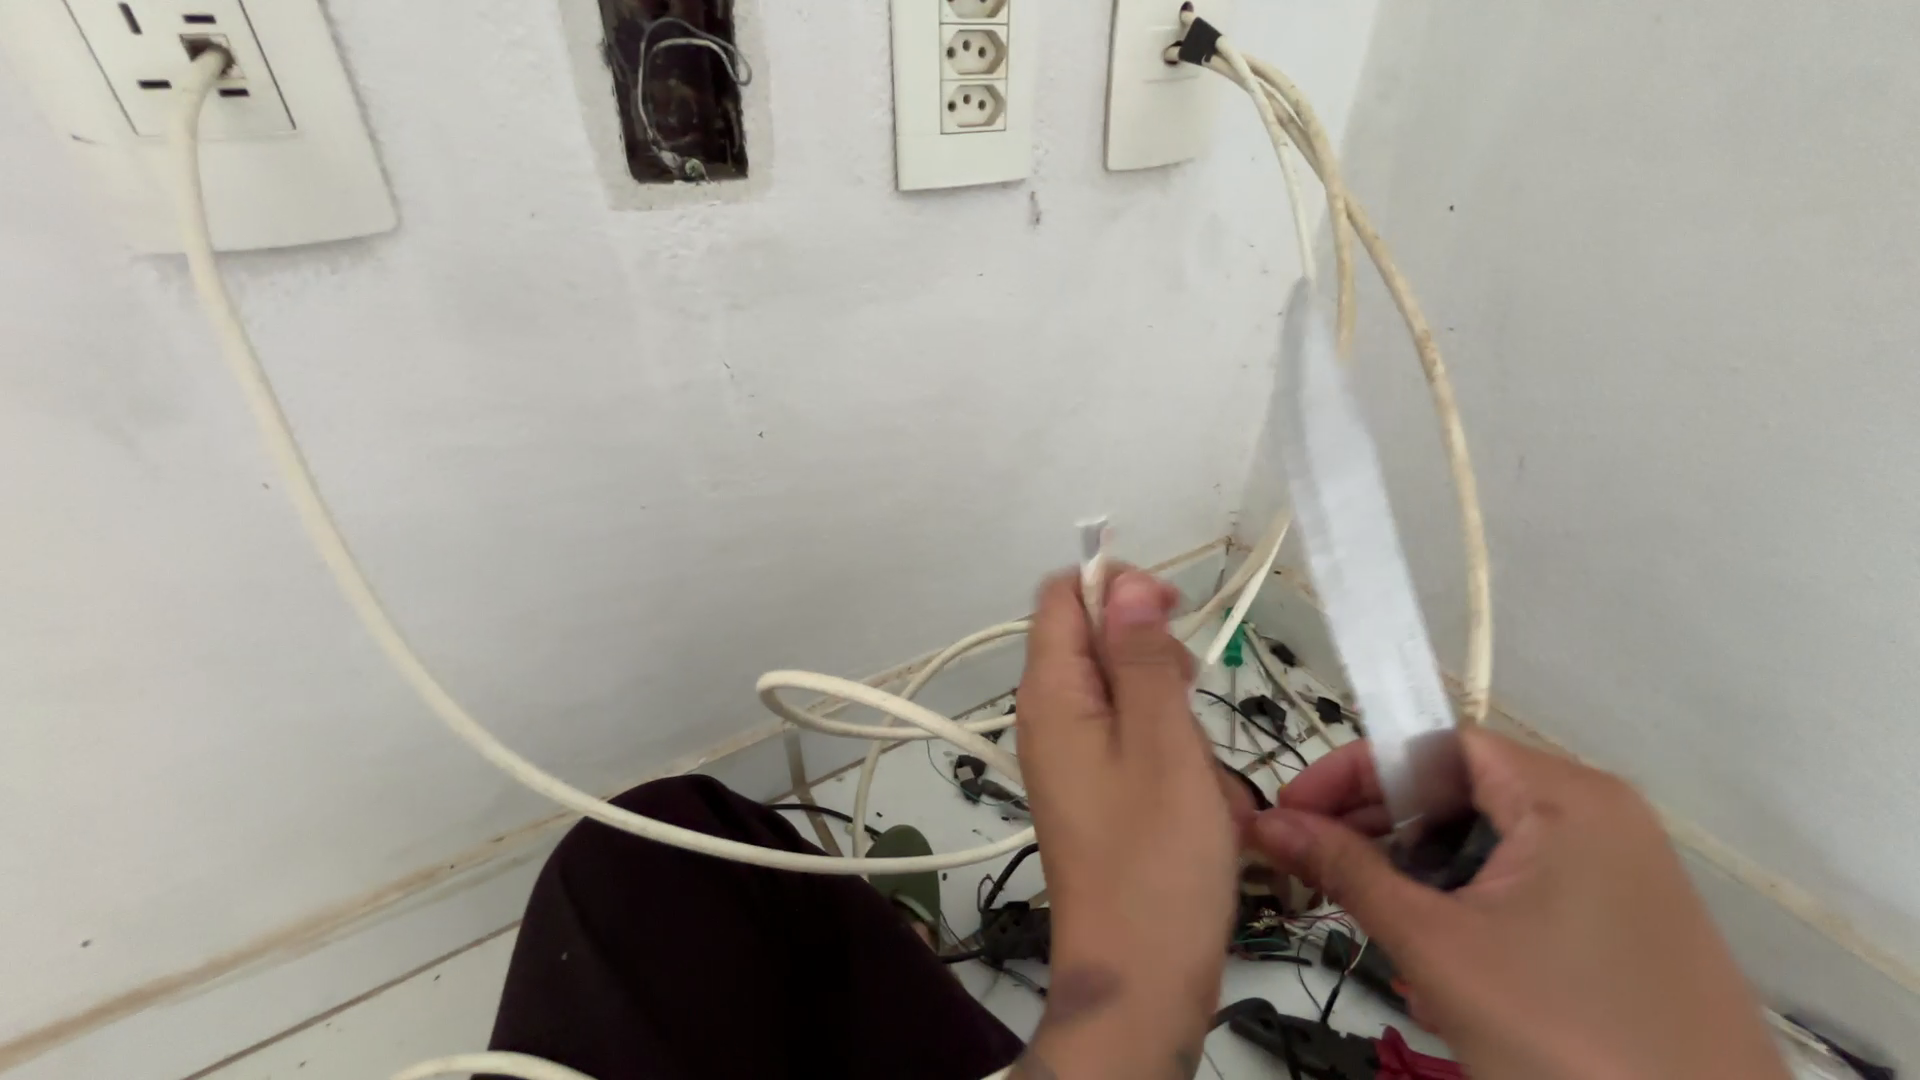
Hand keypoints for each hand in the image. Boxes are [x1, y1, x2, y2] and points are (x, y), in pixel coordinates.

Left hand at [1008, 568, 1244, 1078]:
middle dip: (1148, 650)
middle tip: (1188, 697)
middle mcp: (1047, 715)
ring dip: (1165, 703)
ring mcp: (1067, 752)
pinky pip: (1127, 733)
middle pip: (1090, 637)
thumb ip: (1140, 655)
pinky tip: (1193, 786)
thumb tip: (1123, 580)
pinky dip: (1165, 743)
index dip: (1116, 587)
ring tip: (1194, 759)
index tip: (1173, 614)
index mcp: (1050, 693)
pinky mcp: (1090, 784)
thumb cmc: (1156, 858)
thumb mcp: (1162, 742)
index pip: (1062, 596)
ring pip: (1118, 686)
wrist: (1138, 976)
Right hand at [1252, 729, 1788, 1079]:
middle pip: (1458, 786)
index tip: (1294, 812)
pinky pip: (1522, 878)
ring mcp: (1620, 868)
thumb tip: (1261, 822)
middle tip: (1317, 864)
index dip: (1355, 771)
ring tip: (1372, 914)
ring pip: (1485, 836)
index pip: (1432, 743)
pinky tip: (1434, 952)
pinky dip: (1463, 897)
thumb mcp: (1435, 946)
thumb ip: (1343, 869)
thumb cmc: (1566, 1038)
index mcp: (1564, 797)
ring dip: (1415, 866)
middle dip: (1379, 823)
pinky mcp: (1626, 919)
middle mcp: (1599, 814)